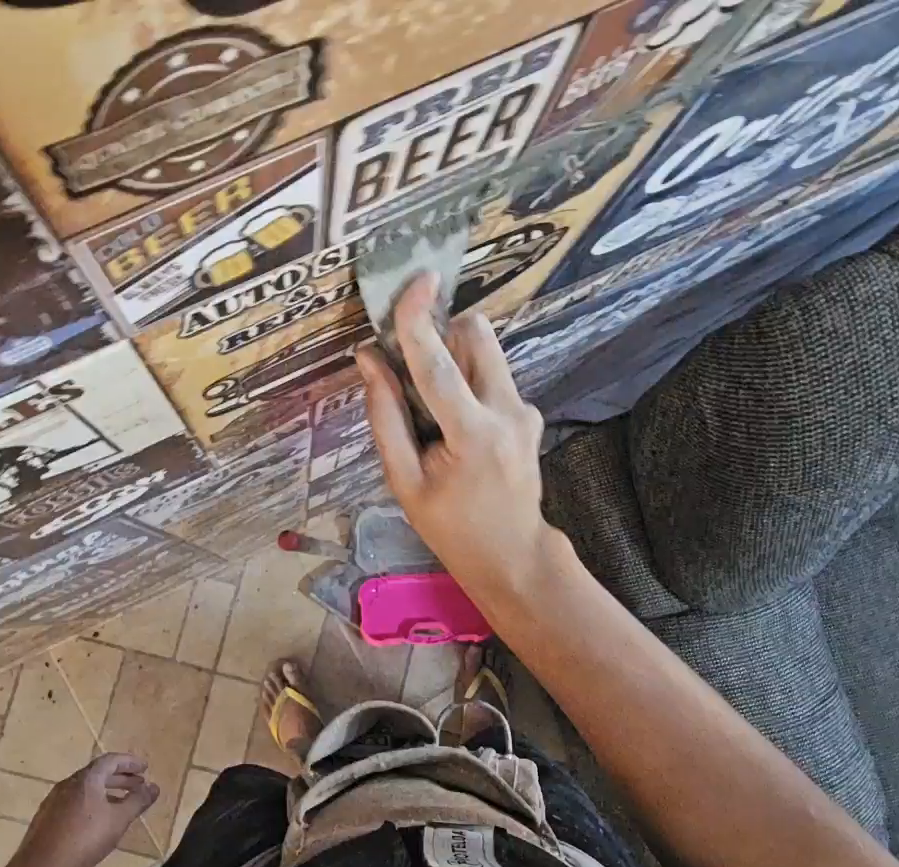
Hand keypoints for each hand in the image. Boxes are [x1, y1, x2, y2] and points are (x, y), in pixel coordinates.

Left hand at [0, 753, 158, 866]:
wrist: (42, 866)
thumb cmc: (85, 837)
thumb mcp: (119, 819)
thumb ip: (138, 801)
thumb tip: (154, 787)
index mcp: (87, 779)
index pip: (110, 760)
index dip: (129, 762)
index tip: (144, 768)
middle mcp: (68, 784)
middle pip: (97, 774)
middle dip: (120, 778)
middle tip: (137, 785)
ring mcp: (54, 801)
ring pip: (85, 789)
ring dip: (105, 792)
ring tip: (120, 804)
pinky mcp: (46, 818)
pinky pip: (74, 802)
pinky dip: (91, 803)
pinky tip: (96, 821)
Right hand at [356, 273, 563, 604]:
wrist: (513, 553)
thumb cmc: (450, 527)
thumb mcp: (404, 482)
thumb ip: (386, 419)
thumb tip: (369, 361)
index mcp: (473, 435)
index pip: (438, 365)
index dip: (418, 320)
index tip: (413, 281)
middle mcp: (508, 411)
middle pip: (476, 336)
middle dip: (443, 338)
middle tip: (417, 373)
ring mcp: (525, 410)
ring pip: (487, 350)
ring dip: (455, 359)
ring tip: (436, 407)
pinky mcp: (530, 412)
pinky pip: (493, 375)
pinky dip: (468, 383)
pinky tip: (458, 426)